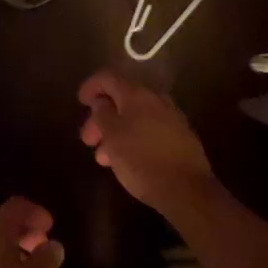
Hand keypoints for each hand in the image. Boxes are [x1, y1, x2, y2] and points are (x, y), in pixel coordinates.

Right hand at [78, 70, 218, 217]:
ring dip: (116, 133)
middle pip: (122, 100)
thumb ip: (102, 114)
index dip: (92, 86)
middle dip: (102, 118)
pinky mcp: (180, 138)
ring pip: (136, 118)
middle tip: (88, 139)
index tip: (80, 101)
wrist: (187, 189)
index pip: (109, 78)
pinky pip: (150, 130)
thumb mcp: (112, 137)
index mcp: (137, 94)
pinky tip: (126, 160)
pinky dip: (133, 139)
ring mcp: (171, 118)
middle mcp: (156, 99)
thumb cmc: (142, 159)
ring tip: (103, 158)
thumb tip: (101, 102)